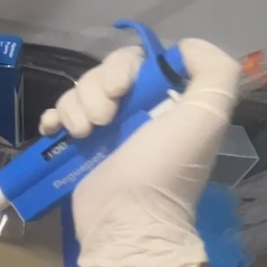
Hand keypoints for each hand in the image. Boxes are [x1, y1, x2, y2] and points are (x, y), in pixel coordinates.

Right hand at [40, 38, 241, 266]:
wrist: (127, 220)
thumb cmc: (164, 168)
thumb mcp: (206, 117)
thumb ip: (213, 72)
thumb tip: (186, 46)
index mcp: (166, 102)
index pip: (135, 62)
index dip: (122, 69)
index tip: (121, 89)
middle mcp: (136, 113)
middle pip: (102, 75)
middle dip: (95, 90)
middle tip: (104, 120)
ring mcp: (104, 131)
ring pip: (77, 93)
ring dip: (74, 108)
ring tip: (84, 135)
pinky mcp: (78, 149)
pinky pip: (57, 117)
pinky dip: (53, 119)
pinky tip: (54, 131)